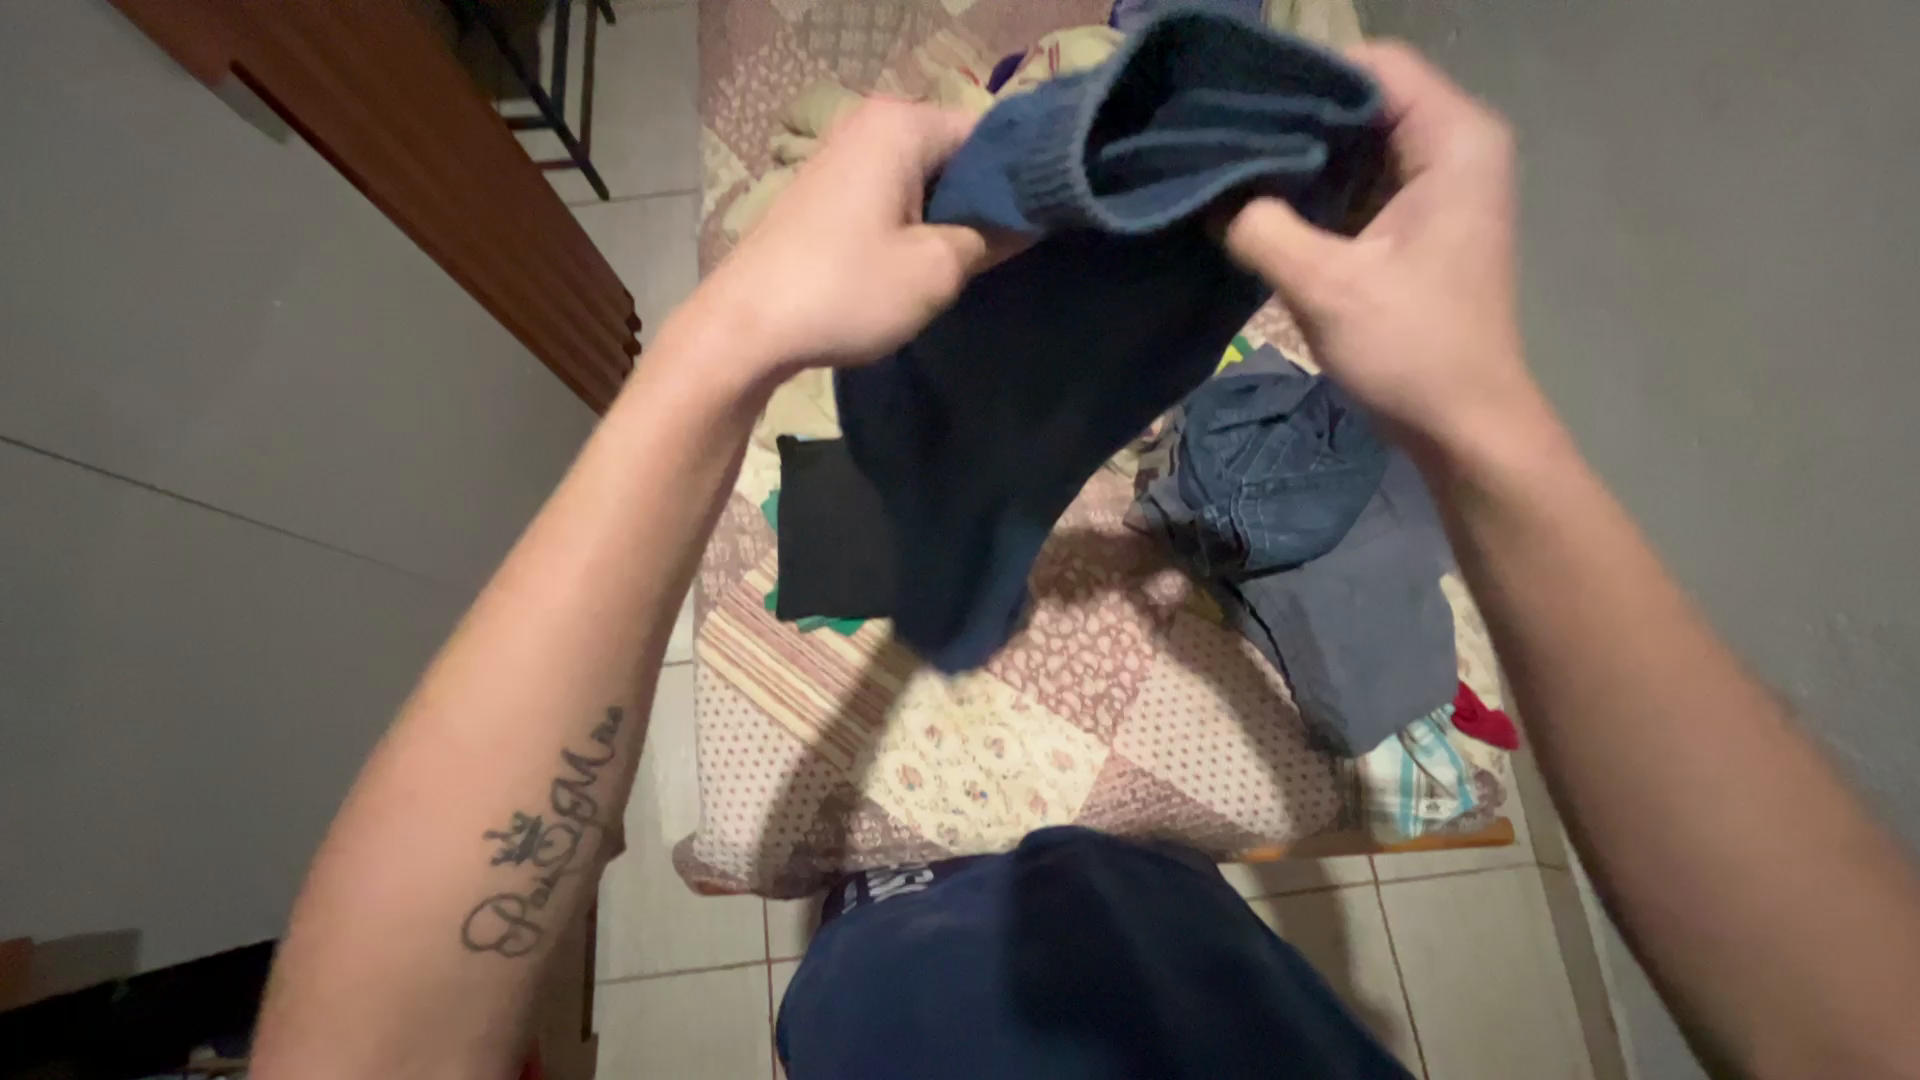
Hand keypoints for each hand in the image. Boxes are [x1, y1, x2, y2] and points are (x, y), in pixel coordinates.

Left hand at [696, 100, 1001, 372]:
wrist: (748, 328)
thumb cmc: (848, 290)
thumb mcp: (937, 269)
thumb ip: (992, 236)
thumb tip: (1028, 220)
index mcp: (900, 123)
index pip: (988, 134)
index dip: (1017, 180)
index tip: (1036, 226)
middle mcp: (868, 124)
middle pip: (952, 155)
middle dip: (979, 202)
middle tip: (1004, 254)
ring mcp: (840, 158)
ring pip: (920, 181)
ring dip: (945, 220)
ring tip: (964, 266)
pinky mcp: (824, 195)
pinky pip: (888, 199)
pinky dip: (910, 227)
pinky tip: (917, 266)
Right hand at [1224, 43, 1543, 450]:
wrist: (1460, 421)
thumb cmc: (1408, 349)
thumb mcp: (1325, 287)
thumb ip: (1262, 230)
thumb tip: (1212, 198)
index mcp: (1452, 141)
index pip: (1372, 67)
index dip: (1302, 77)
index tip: (1237, 107)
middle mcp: (1453, 149)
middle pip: (1362, 104)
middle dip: (1291, 122)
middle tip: (1221, 144)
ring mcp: (1435, 189)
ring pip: (1355, 149)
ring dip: (1297, 163)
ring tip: (1231, 175)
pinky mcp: (1415, 227)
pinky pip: (1356, 189)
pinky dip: (1313, 196)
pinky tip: (1264, 211)